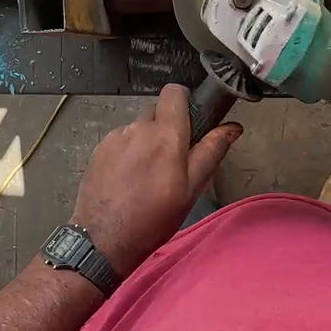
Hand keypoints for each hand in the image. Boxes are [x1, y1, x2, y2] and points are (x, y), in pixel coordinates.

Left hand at [71, 84, 242, 272]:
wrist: (104, 238)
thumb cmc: (153, 218)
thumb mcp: (191, 189)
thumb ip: (211, 152)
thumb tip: (232, 127)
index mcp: (165, 134)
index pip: (174, 92)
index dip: (184, 102)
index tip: (189, 123)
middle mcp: (137, 128)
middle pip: (156, 112)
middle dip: (166, 129)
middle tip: (171, 162)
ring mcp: (114, 137)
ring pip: (138, 128)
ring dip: (146, 142)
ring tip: (147, 176)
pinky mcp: (98, 149)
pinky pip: (120, 140)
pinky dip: (127, 153)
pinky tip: (128, 179)